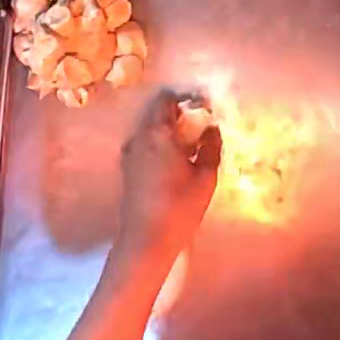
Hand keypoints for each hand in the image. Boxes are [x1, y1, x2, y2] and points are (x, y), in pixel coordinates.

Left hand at [112, 91, 221, 271]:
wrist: (145, 241)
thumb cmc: (179, 207)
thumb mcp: (205, 177)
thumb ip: (211, 147)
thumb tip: (213, 128)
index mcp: (157, 132)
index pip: (166, 99)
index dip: (186, 98)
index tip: (204, 107)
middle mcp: (139, 136)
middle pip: (156, 111)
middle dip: (178, 112)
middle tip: (201, 124)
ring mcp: (130, 151)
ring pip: (149, 127)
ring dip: (168, 127)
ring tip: (191, 142)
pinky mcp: (127, 167)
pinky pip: (144, 142)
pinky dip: (159, 141)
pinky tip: (175, 158)